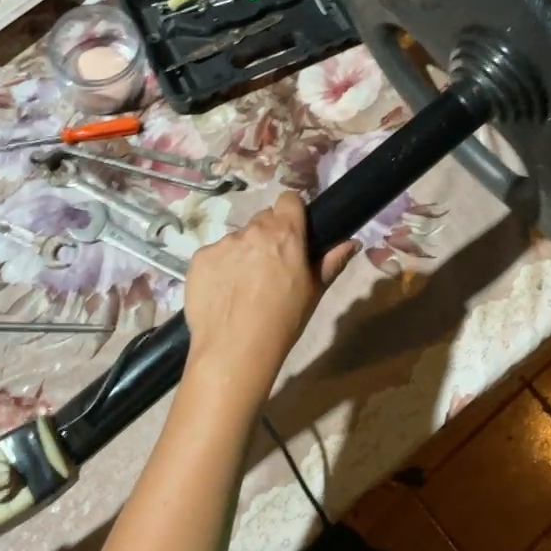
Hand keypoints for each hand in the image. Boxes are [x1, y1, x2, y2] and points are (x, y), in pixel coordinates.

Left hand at [183, 192, 358, 402]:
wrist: (234, 350)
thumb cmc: (283, 322)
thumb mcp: (313, 293)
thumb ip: (332, 262)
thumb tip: (352, 242)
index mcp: (285, 234)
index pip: (288, 200)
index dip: (291, 214)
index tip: (292, 233)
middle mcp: (252, 231)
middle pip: (262, 220)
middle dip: (267, 237)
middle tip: (269, 268)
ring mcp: (222, 243)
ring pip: (237, 239)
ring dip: (242, 254)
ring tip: (243, 287)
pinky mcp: (198, 258)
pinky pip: (213, 255)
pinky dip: (219, 269)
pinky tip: (223, 294)